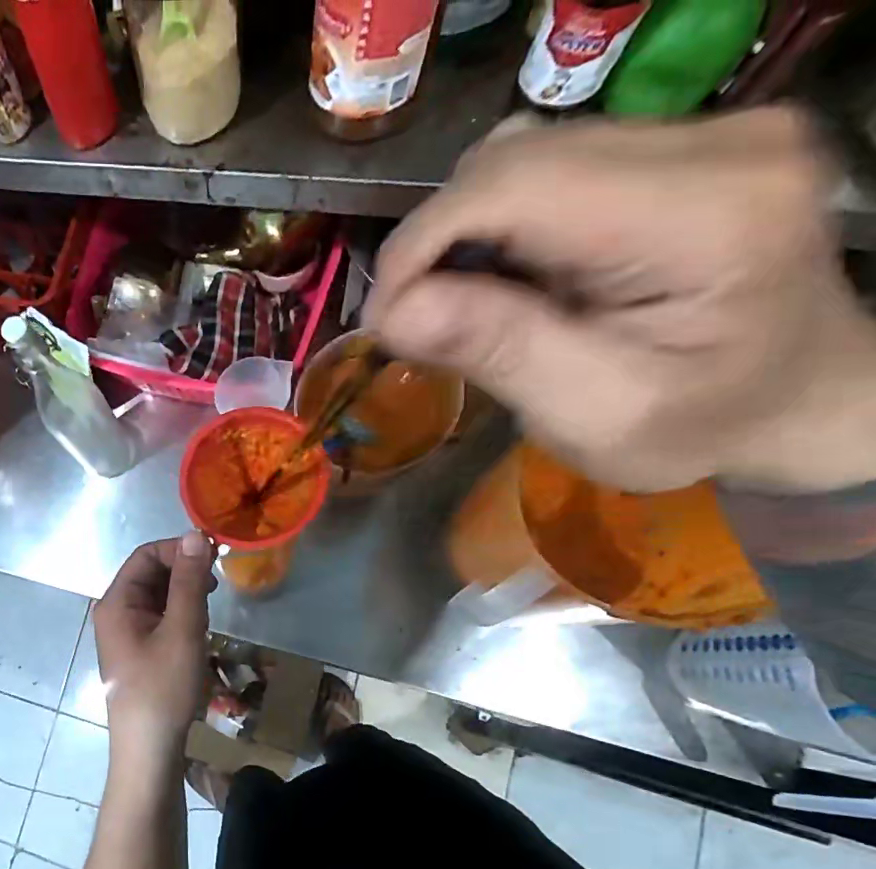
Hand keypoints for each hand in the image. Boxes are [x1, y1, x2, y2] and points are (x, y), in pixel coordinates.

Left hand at [93, 534, 214, 769]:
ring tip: (209, 607)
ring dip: (183, 593)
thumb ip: (189, 582)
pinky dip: (178, 614)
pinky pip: (156, 618)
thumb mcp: (182, 630)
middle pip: (148, 574)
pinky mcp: (135, 650)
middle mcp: (113, 612)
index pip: (144, 556)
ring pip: (155, 596)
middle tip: (216, 585)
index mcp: (115, 602)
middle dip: (182, 571)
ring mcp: (122, 633)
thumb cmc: (163, 687)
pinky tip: (198, 627)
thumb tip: (195, 535)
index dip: (178, 549)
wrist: (148, 748)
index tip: (215, 557)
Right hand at [366, 107, 875, 495]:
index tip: (384, 325)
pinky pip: (529, 168)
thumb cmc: (695, 426)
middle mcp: (713, 145)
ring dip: (452, 237)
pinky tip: (496, 275)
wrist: (792, 400)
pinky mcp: (663, 147)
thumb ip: (501, 352)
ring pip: (506, 161)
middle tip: (411, 325)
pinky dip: (483, 225)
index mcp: (708, 212)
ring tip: (460, 305)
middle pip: (503, 165)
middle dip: (427, 247)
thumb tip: (393, 312)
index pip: (510, 187)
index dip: (417, 249)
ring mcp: (693, 136)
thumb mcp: (591, 414)